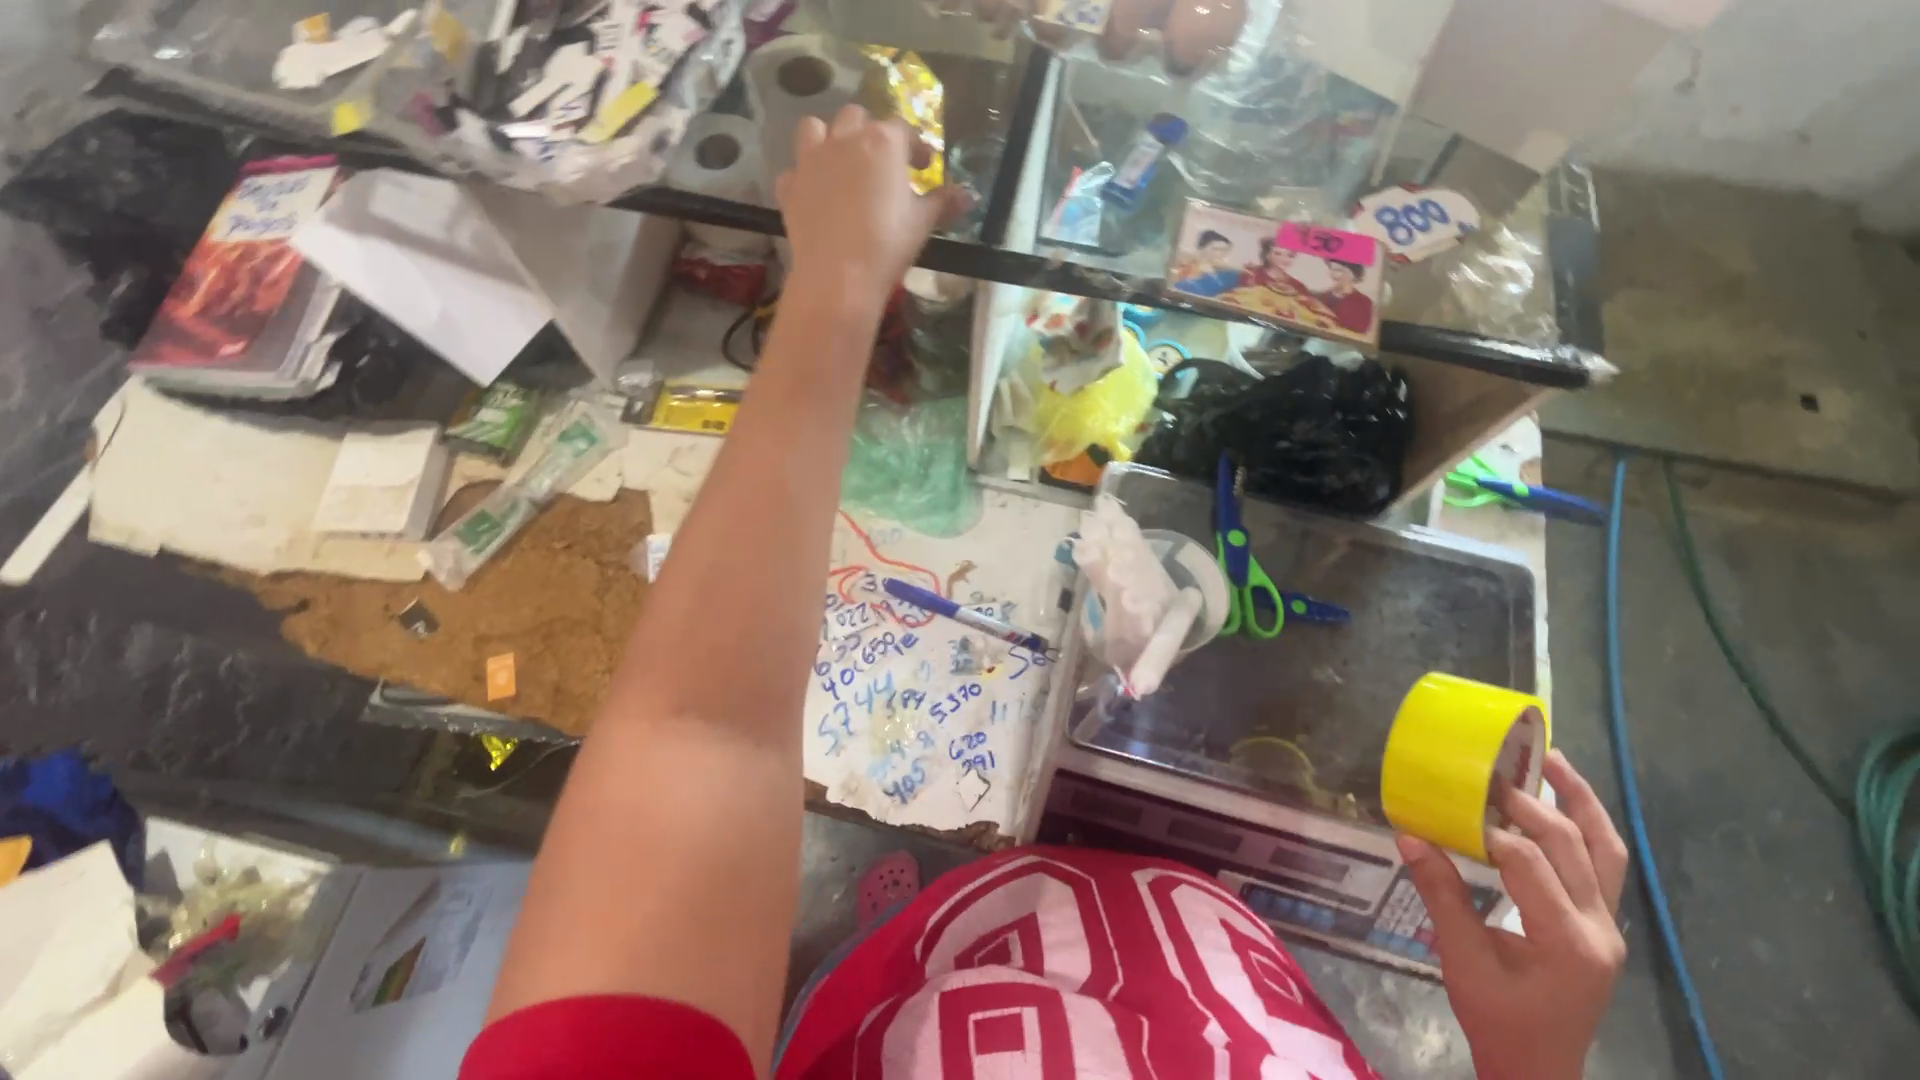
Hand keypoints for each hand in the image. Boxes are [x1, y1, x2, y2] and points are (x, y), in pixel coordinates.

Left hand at [773, 106, 965, 305]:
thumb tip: (970, 196)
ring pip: (816, 128)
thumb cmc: (888, 245)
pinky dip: (806, 177)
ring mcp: (811, 160)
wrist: (838, 277)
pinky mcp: (790, 185)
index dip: (916, 146)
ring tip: (842, 163)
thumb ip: (944, 202)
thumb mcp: (923, 223)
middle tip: (882, 162)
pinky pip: (796, 169)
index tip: (924, 166)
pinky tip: (816, 194)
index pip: (904, 129)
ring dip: (830, 138)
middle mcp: (844, 140)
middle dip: (871, 132)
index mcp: (882, 142)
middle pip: (857, 117)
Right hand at [1397, 751, 1629, 1079]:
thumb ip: (1442, 894)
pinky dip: (1584, 825)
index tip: (1450, 805)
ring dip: (1579, 801)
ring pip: (1605, 849)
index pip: (1528, 864)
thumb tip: (1409, 835)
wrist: (1538, 1068)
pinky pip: (1603, 864)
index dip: (1487, 830)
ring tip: (1551, 759)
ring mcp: (1609, 925)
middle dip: (1530, 803)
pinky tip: (1561, 800)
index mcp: (1567, 940)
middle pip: (1572, 846)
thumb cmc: (1497, 1019)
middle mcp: (1600, 927)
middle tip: (1489, 770)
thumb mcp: (1461, 961)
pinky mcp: (1602, 923)